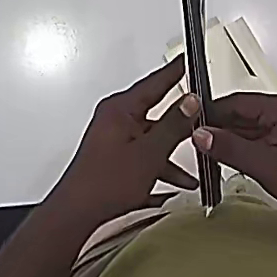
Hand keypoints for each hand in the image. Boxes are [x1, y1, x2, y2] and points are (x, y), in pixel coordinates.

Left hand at [49, 56, 200, 223]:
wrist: (76, 215)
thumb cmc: (102, 183)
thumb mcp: (150, 152)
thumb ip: (173, 125)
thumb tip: (190, 102)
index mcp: (121, 110)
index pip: (155, 83)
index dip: (175, 71)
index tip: (187, 61)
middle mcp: (115, 120)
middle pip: (156, 112)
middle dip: (180, 120)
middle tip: (200, 110)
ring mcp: (114, 139)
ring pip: (152, 138)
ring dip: (172, 153)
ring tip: (194, 164)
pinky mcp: (114, 158)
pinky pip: (144, 156)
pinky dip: (160, 168)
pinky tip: (175, 184)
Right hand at [193, 90, 276, 219]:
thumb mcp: (264, 165)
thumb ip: (230, 148)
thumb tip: (203, 135)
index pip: (234, 101)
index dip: (210, 115)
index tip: (193, 126)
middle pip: (242, 112)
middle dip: (221, 130)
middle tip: (201, 146)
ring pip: (251, 123)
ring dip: (234, 139)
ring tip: (217, 157)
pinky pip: (262, 131)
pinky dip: (249, 144)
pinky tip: (238, 160)